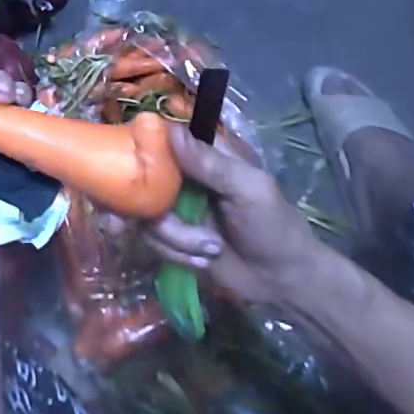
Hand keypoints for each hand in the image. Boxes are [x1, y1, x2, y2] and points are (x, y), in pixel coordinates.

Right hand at [110, 125, 353, 312]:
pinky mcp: (167, 235)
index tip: (131, 168)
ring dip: (174, 238)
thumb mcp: (248, 189)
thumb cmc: (273, 226)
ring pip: (143, 213)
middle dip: (143, 207)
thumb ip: (210, 163)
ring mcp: (170, 205)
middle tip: (145, 226)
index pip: (157, 137)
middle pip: (138, 176)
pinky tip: (202, 261)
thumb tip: (171, 131)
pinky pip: (150, 238)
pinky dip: (174, 253)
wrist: (282, 282)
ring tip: (209, 249)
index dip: (138, 148)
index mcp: (199, 153)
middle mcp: (178, 174)